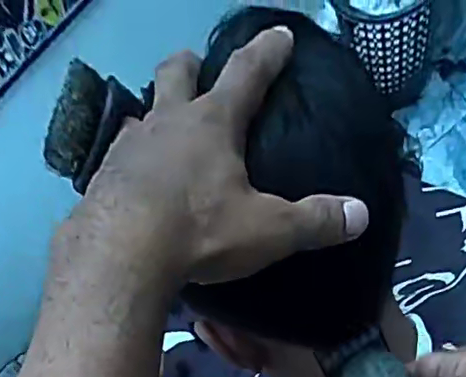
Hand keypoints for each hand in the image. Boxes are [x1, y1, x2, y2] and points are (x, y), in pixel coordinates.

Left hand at [86, 28, 369, 283]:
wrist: (124, 252)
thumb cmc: (202, 230)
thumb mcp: (269, 230)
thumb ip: (314, 221)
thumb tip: (361, 213)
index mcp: (213, 124)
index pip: (247, 74)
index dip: (268, 53)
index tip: (281, 34)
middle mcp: (168, 121)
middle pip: (177, 73)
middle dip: (192, 66)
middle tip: (200, 69)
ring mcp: (130, 145)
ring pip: (144, 111)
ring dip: (158, 112)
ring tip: (167, 131)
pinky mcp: (104, 175)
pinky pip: (122, 154)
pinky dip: (135, 158)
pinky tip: (139, 177)